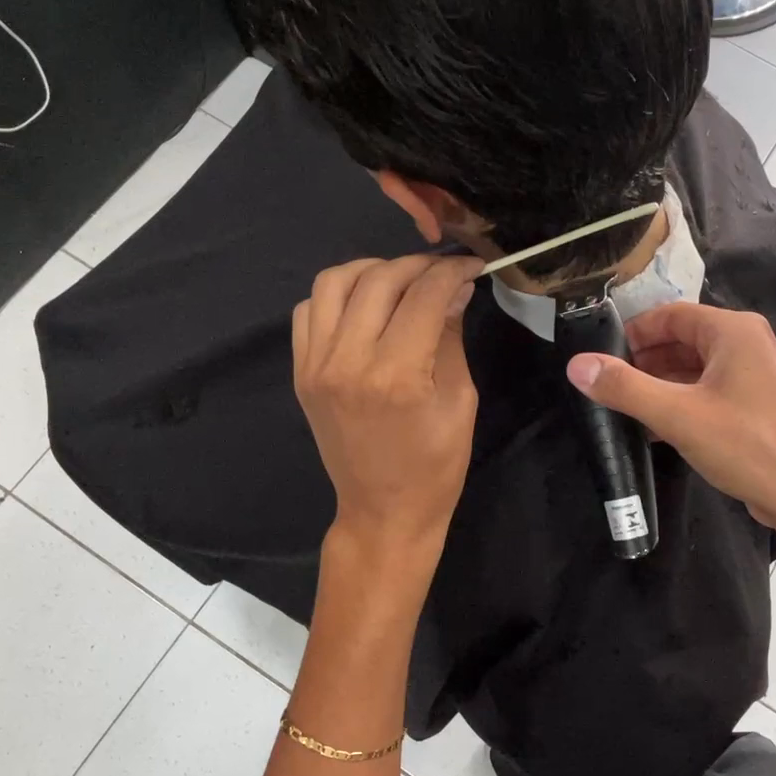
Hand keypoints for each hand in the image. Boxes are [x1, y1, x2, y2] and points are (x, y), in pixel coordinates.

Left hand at [293, 254, 482, 576]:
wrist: (383, 510)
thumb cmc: (435, 466)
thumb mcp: (460, 400)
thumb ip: (451, 337)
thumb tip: (455, 289)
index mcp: (397, 375)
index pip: (424, 295)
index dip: (453, 271)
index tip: (473, 265)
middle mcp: (348, 361)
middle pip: (380, 279)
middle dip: (418, 265)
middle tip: (443, 272)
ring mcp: (316, 365)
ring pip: (334, 282)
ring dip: (373, 270)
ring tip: (401, 280)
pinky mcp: (301, 372)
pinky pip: (309, 310)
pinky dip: (337, 295)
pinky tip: (364, 306)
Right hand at [565, 303, 775, 530]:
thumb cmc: (745, 445)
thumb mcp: (676, 415)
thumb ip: (624, 388)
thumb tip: (576, 365)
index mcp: (733, 331)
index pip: (671, 314)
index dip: (634, 332)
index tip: (602, 357)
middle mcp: (749, 343)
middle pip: (683, 339)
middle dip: (645, 360)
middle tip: (609, 385)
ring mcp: (757, 374)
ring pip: (696, 367)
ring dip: (661, 383)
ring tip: (626, 407)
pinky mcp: (758, 403)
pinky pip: (711, 390)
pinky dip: (682, 400)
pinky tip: (655, 426)